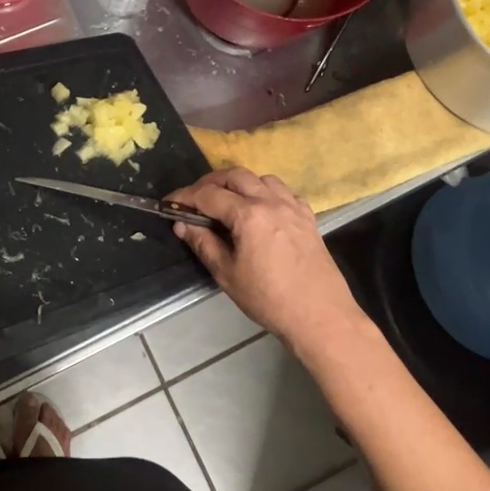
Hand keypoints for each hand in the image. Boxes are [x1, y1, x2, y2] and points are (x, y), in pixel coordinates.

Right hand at [167, 168, 362, 344]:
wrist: (320, 316)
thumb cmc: (269, 299)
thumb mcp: (227, 274)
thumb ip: (203, 244)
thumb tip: (182, 224)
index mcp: (248, 214)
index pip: (208, 195)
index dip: (184, 197)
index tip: (169, 203)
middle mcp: (271, 201)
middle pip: (235, 175)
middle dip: (210, 182)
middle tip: (195, 200)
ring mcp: (293, 207)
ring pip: (261, 178)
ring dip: (240, 183)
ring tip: (228, 202)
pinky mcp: (308, 217)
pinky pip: (284, 192)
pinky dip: (267, 193)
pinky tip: (262, 211)